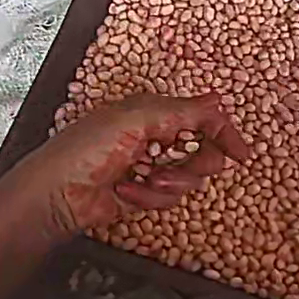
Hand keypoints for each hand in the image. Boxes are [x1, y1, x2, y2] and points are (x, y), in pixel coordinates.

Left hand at [0, 93, 250, 239]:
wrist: (58, 195)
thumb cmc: (86, 150)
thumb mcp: (135, 120)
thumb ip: (181, 111)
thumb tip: (216, 101)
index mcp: (155, 112)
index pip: (202, 118)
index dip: (223, 133)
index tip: (240, 154)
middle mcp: (157, 137)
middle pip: (203, 151)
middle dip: (191, 163)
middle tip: (169, 166)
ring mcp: (152, 166)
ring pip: (189, 178)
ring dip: (166, 182)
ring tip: (140, 179)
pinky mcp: (146, 192)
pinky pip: (169, 197)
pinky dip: (150, 197)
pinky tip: (126, 192)